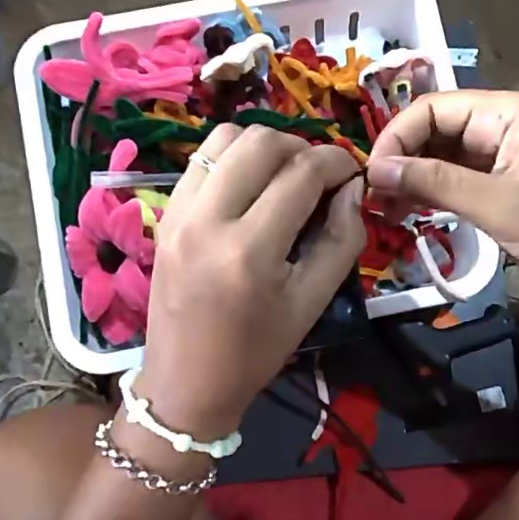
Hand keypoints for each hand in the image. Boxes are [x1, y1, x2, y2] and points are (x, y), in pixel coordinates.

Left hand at [131, 124, 365, 441]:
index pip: (303, 173)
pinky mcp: (164, 213)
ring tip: (284, 176)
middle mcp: (208, 219)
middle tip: (320, 176)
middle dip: (303, 147)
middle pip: (262, 141)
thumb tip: (354, 189)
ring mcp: (178, 212)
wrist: (187, 381)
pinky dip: (233, 159)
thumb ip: (343, 240)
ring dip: (264, 147)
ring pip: (226, 138)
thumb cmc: (257, 350)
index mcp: (250, 250)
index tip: (354, 173)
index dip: (338, 162)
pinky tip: (250, 188)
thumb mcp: (313, 302)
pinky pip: (201, 159)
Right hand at [367, 90, 518, 296]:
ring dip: (416, 180)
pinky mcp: (507, 186)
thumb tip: (376, 169)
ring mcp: (507, 157)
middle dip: (405, 160)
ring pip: (446, 157)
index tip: (373, 174)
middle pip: (439, 130)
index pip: (437, 107)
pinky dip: (435, 194)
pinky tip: (410, 213)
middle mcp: (506, 126)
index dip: (399, 136)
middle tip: (375, 197)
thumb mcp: (496, 203)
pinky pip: (460, 180)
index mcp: (511, 112)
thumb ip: (434, 182)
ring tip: (386, 210)